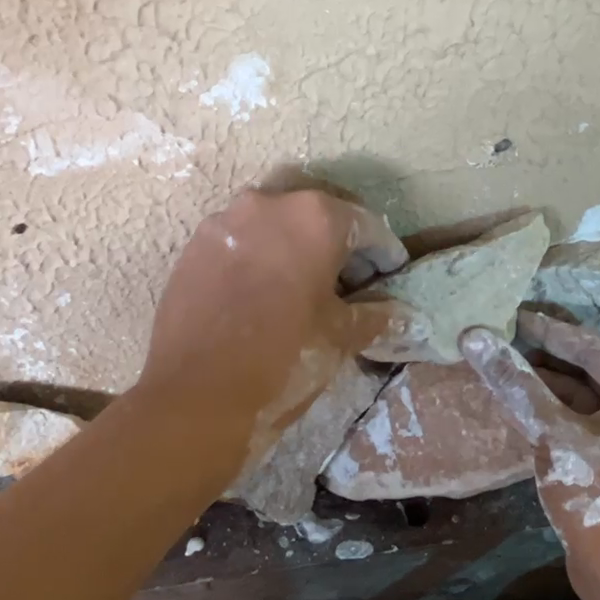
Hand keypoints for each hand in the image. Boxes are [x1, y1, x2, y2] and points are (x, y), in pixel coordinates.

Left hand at [137, 190, 408, 468]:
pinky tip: (263, 295)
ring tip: (303, 289)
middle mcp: (269, 204)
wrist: (195, 394)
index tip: (391, 274)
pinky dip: (258, 259)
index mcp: (316, 218)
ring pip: (274, 226)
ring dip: (293, 249)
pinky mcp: (194, 246)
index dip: (383, 253)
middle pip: (317, 217)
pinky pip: (240, 243)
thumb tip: (404, 315)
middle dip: (336, 245)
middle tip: (350, 283)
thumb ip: (375, 316)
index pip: (366, 226)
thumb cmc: (283, 358)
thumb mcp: (340, 337)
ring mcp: (225, 221)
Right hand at [460, 311, 599, 568]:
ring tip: (499, 366)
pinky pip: (577, 421)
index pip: (591, 347)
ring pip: (579, 397)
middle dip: (542, 357)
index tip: (511, 314)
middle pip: (586, 369)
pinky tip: (514, 404)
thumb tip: (476, 336)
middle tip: (499, 337)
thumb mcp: (554, 435)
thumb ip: (517, 385)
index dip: (548, 330)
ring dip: (542, 385)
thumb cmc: (599, 498)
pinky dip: (548, 412)